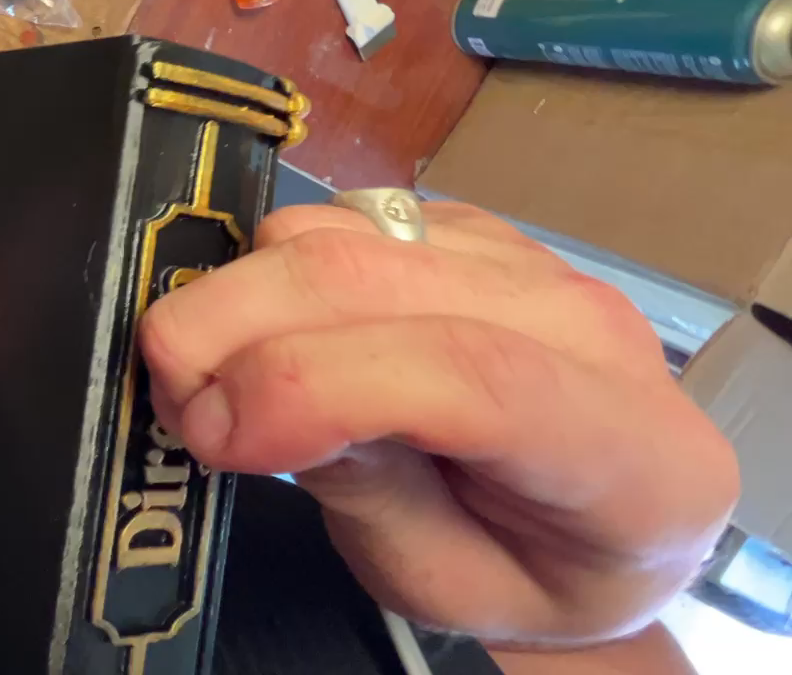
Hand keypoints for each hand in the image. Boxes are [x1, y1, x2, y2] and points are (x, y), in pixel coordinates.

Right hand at [139, 201, 737, 647]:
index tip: (205, 433)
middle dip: (221, 330)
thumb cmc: (517, 567)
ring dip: (228, 301)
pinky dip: (256, 273)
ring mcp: (505, 251)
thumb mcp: (436, 578)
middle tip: (176, 400)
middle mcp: (573, 318)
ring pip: (315, 234)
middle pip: (355, 276)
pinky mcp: (441, 220)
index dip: (301, 388)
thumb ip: (356, 490)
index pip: (457, 372)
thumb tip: (244, 401)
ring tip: (219, 371)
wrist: (579, 505)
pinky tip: (272, 330)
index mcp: (621, 445)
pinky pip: (314, 219)